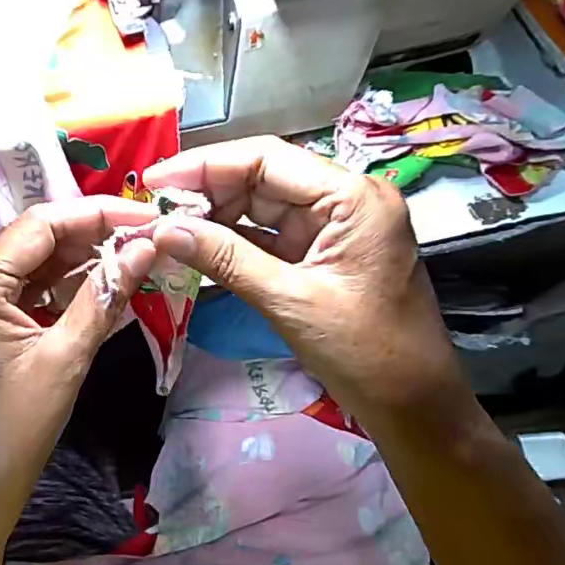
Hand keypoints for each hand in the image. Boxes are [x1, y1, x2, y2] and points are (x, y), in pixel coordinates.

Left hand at [0, 197, 158, 547]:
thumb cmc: (17, 428)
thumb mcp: (66, 357)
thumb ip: (105, 296)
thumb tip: (147, 247)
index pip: (42, 223)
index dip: (98, 214)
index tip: (147, 215)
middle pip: (36, 238)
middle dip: (92, 235)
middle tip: (147, 238)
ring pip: (33, 263)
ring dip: (80, 260)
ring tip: (134, 258)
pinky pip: (25, 290)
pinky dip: (61, 287)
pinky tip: (101, 287)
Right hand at [144, 137, 462, 420]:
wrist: (412, 404)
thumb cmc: (365, 352)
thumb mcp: (290, 301)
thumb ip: (225, 259)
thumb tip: (162, 229)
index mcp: (352, 198)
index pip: (266, 159)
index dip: (204, 165)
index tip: (154, 181)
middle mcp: (343, 201)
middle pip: (260, 178)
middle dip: (204, 192)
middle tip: (153, 210)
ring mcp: (330, 228)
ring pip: (258, 207)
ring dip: (212, 217)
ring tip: (165, 228)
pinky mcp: (318, 254)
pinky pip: (265, 237)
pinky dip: (229, 242)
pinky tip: (193, 247)